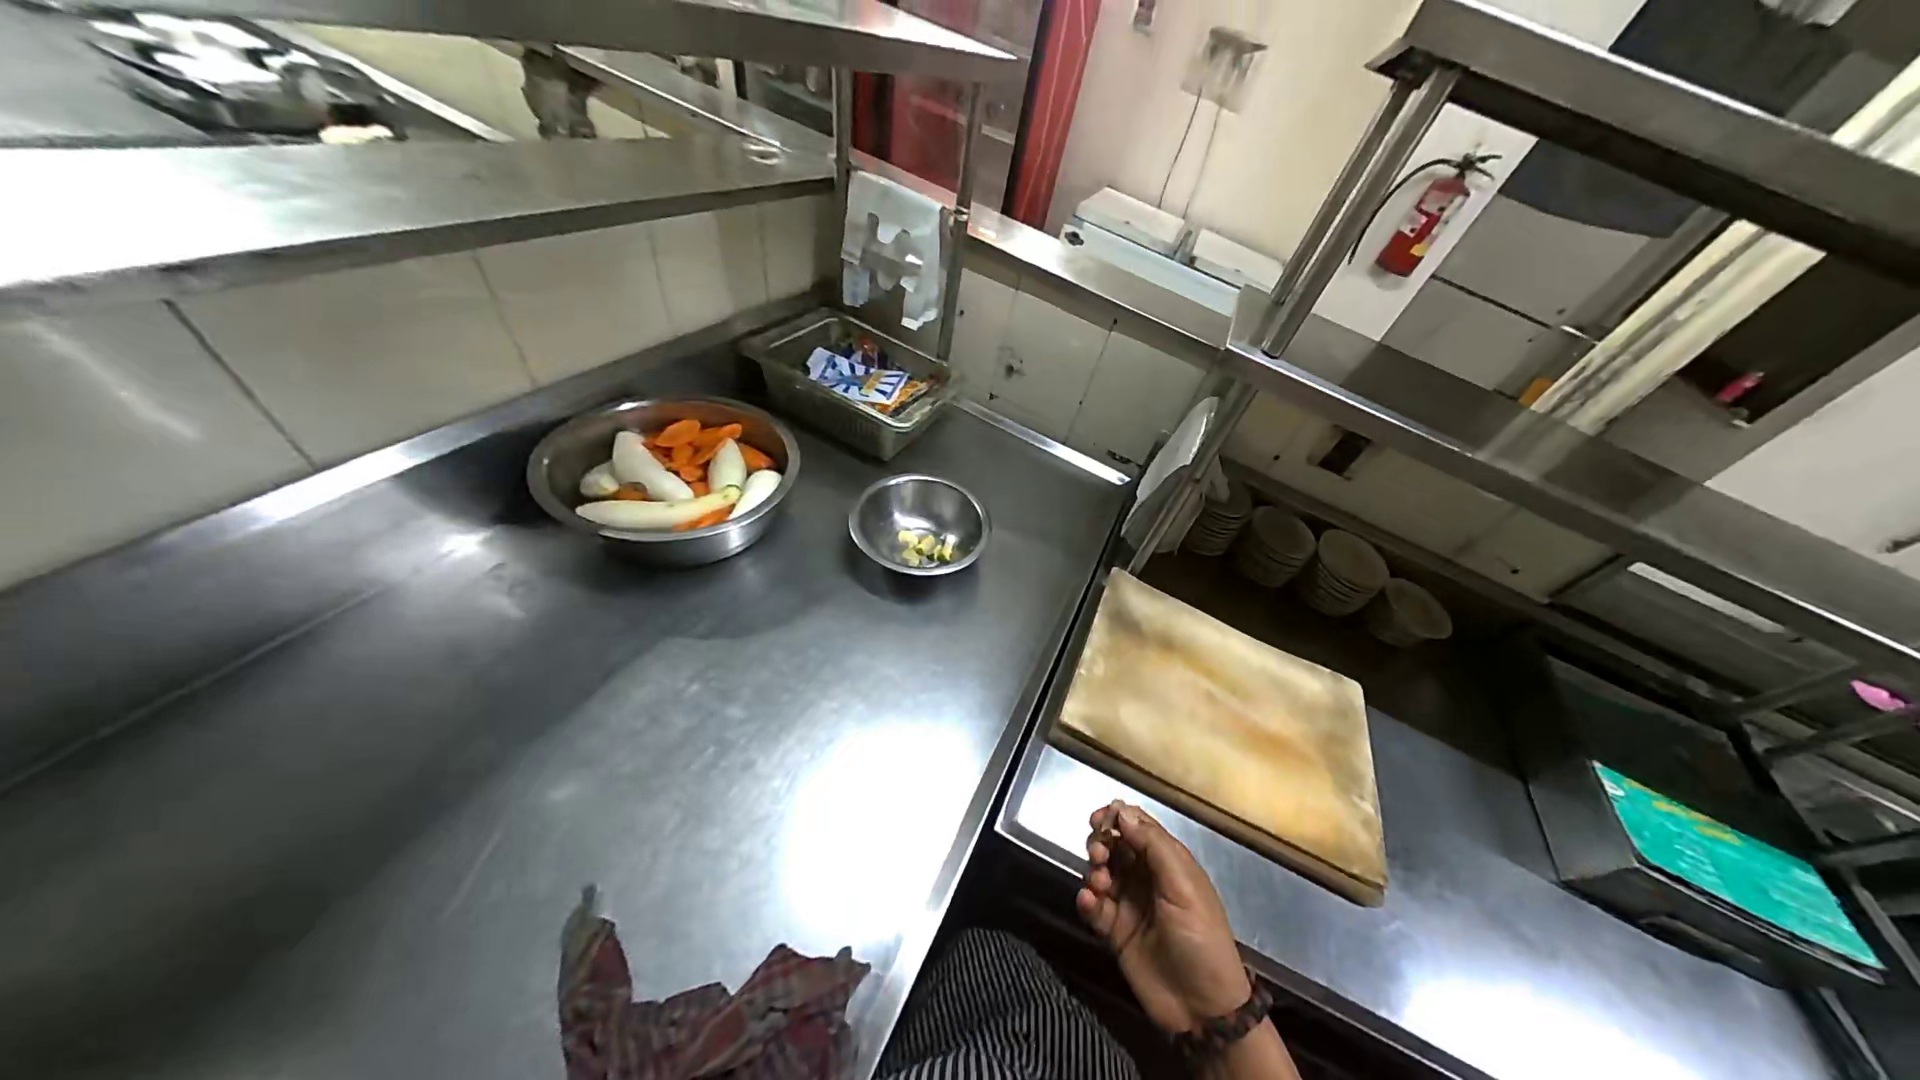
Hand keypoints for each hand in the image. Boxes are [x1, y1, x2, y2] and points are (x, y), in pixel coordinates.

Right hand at [1076, 801, 1250, 1034]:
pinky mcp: (1114, 931)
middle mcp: (1146, 878)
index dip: (1117, 818)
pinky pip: (1093, 907)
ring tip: (1100, 884)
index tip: (1099, 819)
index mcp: (1168, 862)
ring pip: (1100, 872)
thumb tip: (1122, 810)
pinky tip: (1090, 904)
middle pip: (1113, 845)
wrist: (1203, 1007)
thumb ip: (1153, 845)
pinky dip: (1087, 901)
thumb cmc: (1200, 938)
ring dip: (1093, 871)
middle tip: (1099, 855)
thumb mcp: (1184, 886)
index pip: (1137, 827)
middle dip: (1100, 843)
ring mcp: (1128, 904)